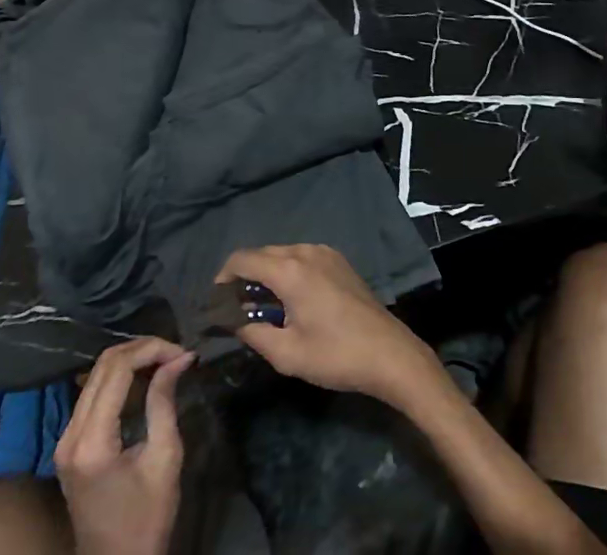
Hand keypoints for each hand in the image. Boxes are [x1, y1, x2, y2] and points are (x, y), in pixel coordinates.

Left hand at [53, 337, 194, 554]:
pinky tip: (146, 378)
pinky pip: (93, 393)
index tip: (183, 353)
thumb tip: (179, 358)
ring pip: (96, 375)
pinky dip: (121, 377)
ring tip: (166, 361)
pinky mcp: (70, 443)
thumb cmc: (146, 518)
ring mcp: (65, 438)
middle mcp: (70, 434)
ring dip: (131, 360)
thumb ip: (165, 403)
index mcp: (92, 441)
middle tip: (176, 353)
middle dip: (142, 349)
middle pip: (102, 366)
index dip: (152, 350)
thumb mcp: (164, 457)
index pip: (117, 369)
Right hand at [216, 244, 443, 408]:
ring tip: (262, 309)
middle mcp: (307, 252)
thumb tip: (230, 320)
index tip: (217, 304)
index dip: (222, 278)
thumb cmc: (335, 355)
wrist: (390, 354)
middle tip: (236, 311)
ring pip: (283, 254)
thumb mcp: (286, 353)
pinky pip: (303, 258)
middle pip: (262, 253)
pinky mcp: (340, 262)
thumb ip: (251, 333)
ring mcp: (327, 254)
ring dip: (266, 275)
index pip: (242, 259)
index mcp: (290, 270)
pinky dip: (288, 272)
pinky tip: (290, 301)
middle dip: (244, 277)